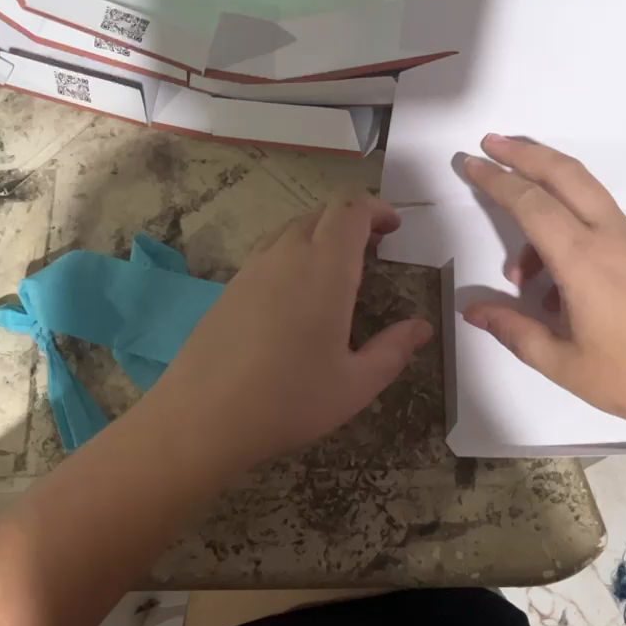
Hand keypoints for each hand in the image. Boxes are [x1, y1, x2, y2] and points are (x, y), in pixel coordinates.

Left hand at [149, 195, 433, 469]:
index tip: (394, 226)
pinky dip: (292, 252)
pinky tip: (296, 292)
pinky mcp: (229, 288)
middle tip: (374, 246)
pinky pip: (267, 252)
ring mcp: (252, 269)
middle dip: (352, 220)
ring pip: (291, 229)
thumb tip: (422, 328)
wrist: (203, 416)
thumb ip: (393, 351)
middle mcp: (286, 255)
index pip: (351, 212)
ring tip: (338, 266)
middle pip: (321, 214)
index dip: (376, 209)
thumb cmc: (289, 399)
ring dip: (320, 234)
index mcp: (325, 268)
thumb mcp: (355, 384)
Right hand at [460, 134, 625, 435]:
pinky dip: (569, 229)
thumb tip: (472, 310)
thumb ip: (512, 329)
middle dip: (525, 153)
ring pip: (586, 195)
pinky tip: (557, 288)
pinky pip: (600, 224)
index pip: (530, 202)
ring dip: (546, 198)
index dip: (495, 179)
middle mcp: (611, 237)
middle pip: (565, 173)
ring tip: (519, 271)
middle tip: (491, 142)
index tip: (470, 162)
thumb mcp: (561, 361)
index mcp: (583, 259)